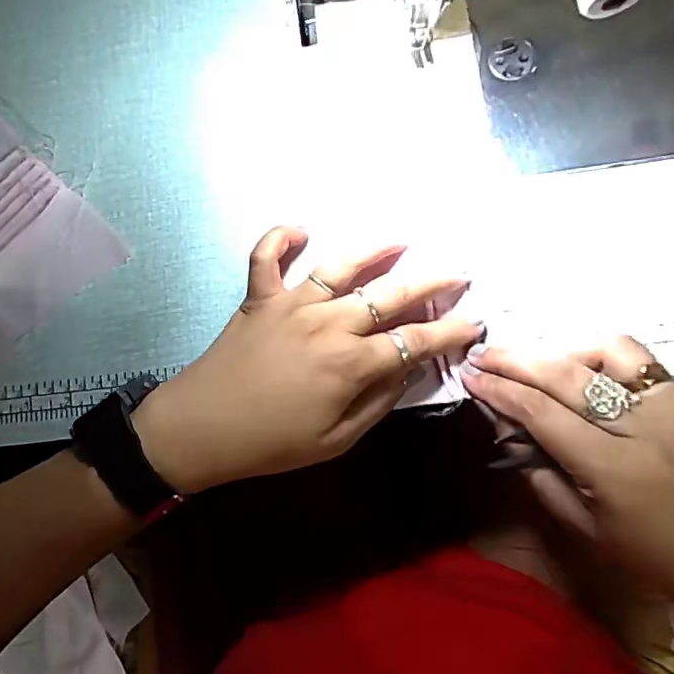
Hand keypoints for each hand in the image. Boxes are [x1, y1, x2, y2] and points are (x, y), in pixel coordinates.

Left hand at [132, 226, 484, 494]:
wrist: (200, 431)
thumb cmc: (272, 444)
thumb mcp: (336, 440)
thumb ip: (379, 402)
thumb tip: (410, 370)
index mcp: (350, 363)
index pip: (415, 341)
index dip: (450, 332)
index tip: (474, 323)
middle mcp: (328, 323)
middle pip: (390, 295)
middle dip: (431, 283)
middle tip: (457, 273)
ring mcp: (292, 304)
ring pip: (340, 267)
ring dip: (374, 251)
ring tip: (400, 242)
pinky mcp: (259, 298)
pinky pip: (267, 258)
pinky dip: (280, 239)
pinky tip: (300, 229)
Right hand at [460, 337, 673, 647]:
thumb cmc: (653, 557)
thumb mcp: (586, 526)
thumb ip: (541, 472)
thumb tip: (508, 424)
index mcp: (619, 471)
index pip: (545, 414)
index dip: (502, 391)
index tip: (472, 376)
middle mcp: (653, 428)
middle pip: (571, 375)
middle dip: (520, 359)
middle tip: (488, 352)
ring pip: (614, 351)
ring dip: (571, 352)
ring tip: (549, 364)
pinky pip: (648, 371)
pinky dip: (613, 373)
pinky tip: (600, 388)